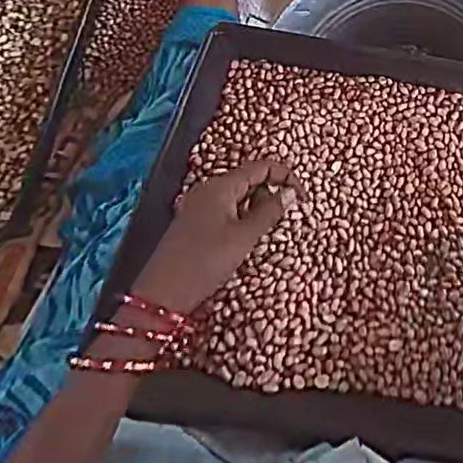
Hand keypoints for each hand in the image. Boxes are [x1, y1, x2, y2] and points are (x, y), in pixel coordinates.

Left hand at [133, 159, 297, 313]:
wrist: (160, 296)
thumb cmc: (205, 262)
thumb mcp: (244, 237)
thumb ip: (270, 211)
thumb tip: (289, 193)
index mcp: (221, 185)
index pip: (261, 166)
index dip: (285, 177)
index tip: (301, 198)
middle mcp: (208, 188)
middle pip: (249, 179)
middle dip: (270, 193)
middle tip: (282, 218)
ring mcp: (198, 205)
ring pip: (238, 196)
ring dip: (256, 207)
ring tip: (262, 232)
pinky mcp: (193, 222)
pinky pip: (226, 209)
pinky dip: (241, 217)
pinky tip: (243, 239)